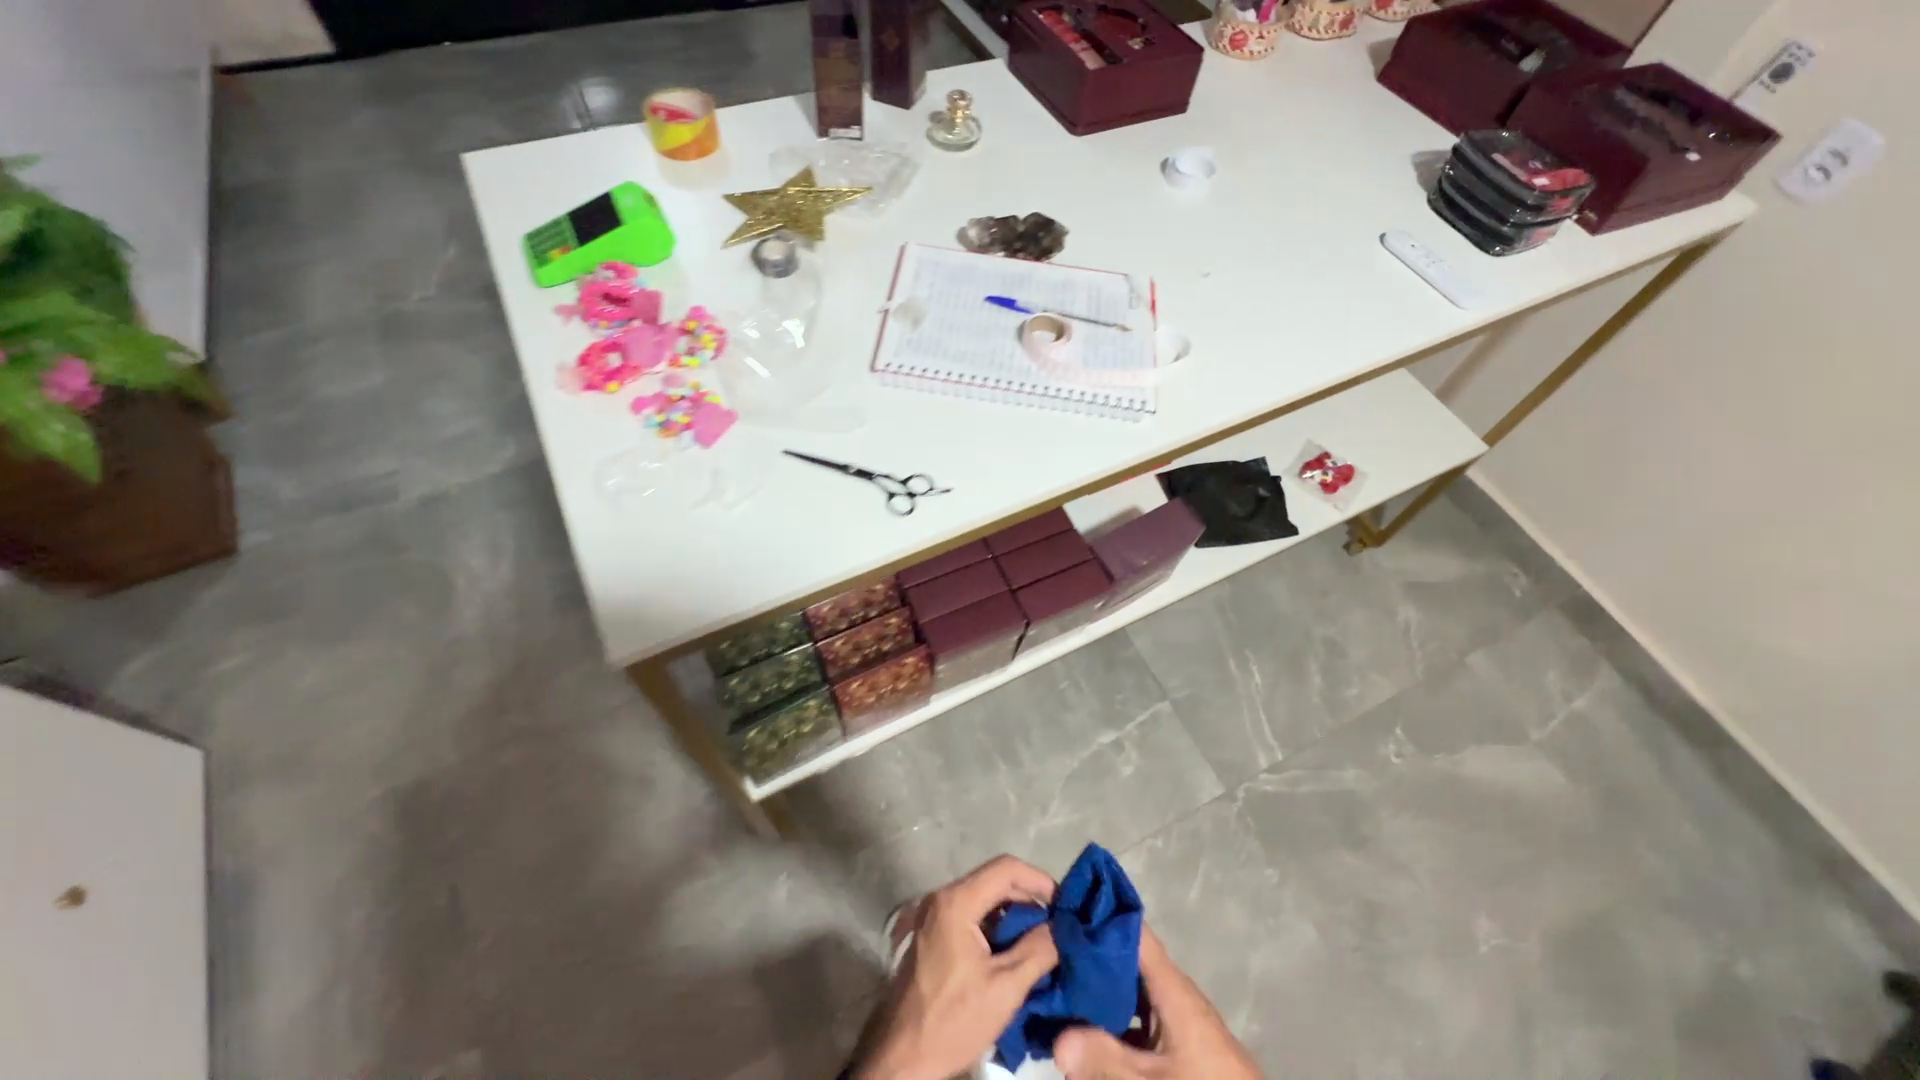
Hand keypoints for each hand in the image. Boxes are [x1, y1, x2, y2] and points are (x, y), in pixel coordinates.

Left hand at [851, 855, 1059, 1079]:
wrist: (902, 1056)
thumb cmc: (953, 1019)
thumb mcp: (1005, 987)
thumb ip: (1038, 949)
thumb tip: (1062, 925)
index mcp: (955, 902)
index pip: (1006, 868)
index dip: (1040, 880)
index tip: (1064, 905)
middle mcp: (940, 899)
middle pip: (994, 881)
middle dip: (1029, 899)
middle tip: (1057, 926)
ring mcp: (932, 917)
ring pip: (983, 900)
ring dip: (1013, 915)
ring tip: (1041, 942)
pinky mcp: (931, 935)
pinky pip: (970, 917)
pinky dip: (995, 927)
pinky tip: (1014, 953)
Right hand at [1054, 925, 1262, 1079]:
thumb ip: (1105, 1061)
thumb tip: (1057, 1039)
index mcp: (1174, 991)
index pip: (1133, 933)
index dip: (1098, 917)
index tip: (1059, 911)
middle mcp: (1174, 998)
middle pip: (1124, 964)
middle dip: (1085, 961)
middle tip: (1040, 956)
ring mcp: (1175, 1026)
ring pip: (1127, 997)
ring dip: (1094, 996)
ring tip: (1050, 993)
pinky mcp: (1174, 1053)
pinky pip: (1133, 1026)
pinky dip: (1108, 1027)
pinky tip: (1078, 1039)